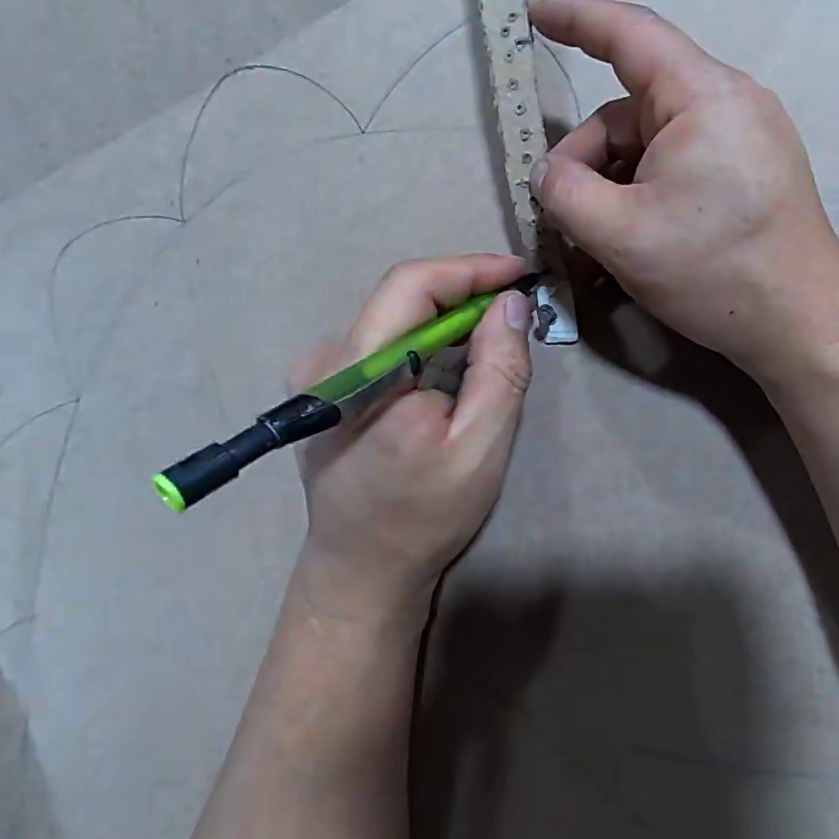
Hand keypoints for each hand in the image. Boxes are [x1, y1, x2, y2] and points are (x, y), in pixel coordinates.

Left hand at [291, 254, 533, 612]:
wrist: (362, 568)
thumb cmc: (426, 515)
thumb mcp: (480, 447)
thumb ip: (498, 369)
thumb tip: (510, 304)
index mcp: (360, 373)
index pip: (411, 285)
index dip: (469, 269)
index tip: (519, 273)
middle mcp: (326, 360)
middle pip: (400, 295)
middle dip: (463, 290)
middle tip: (514, 303)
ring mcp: (319, 373)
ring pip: (392, 316)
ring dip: (445, 315)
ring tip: (491, 333)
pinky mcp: (325, 387)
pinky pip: (383, 340)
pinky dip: (424, 337)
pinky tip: (452, 361)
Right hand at [531, 0, 838, 380]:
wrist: (801, 323)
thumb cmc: (713, 270)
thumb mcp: (619, 234)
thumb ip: (564, 193)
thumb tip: (547, 173)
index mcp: (702, 97)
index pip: (630, 35)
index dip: (575, 18)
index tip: (533, 12)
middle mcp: (728, 103)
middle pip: (630, 111)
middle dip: (587, 158)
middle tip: (564, 216)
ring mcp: (743, 140)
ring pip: (650, 146)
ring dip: (612, 187)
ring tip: (597, 246)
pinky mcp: (748, 173)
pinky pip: (677, 167)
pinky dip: (643, 197)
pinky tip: (629, 242)